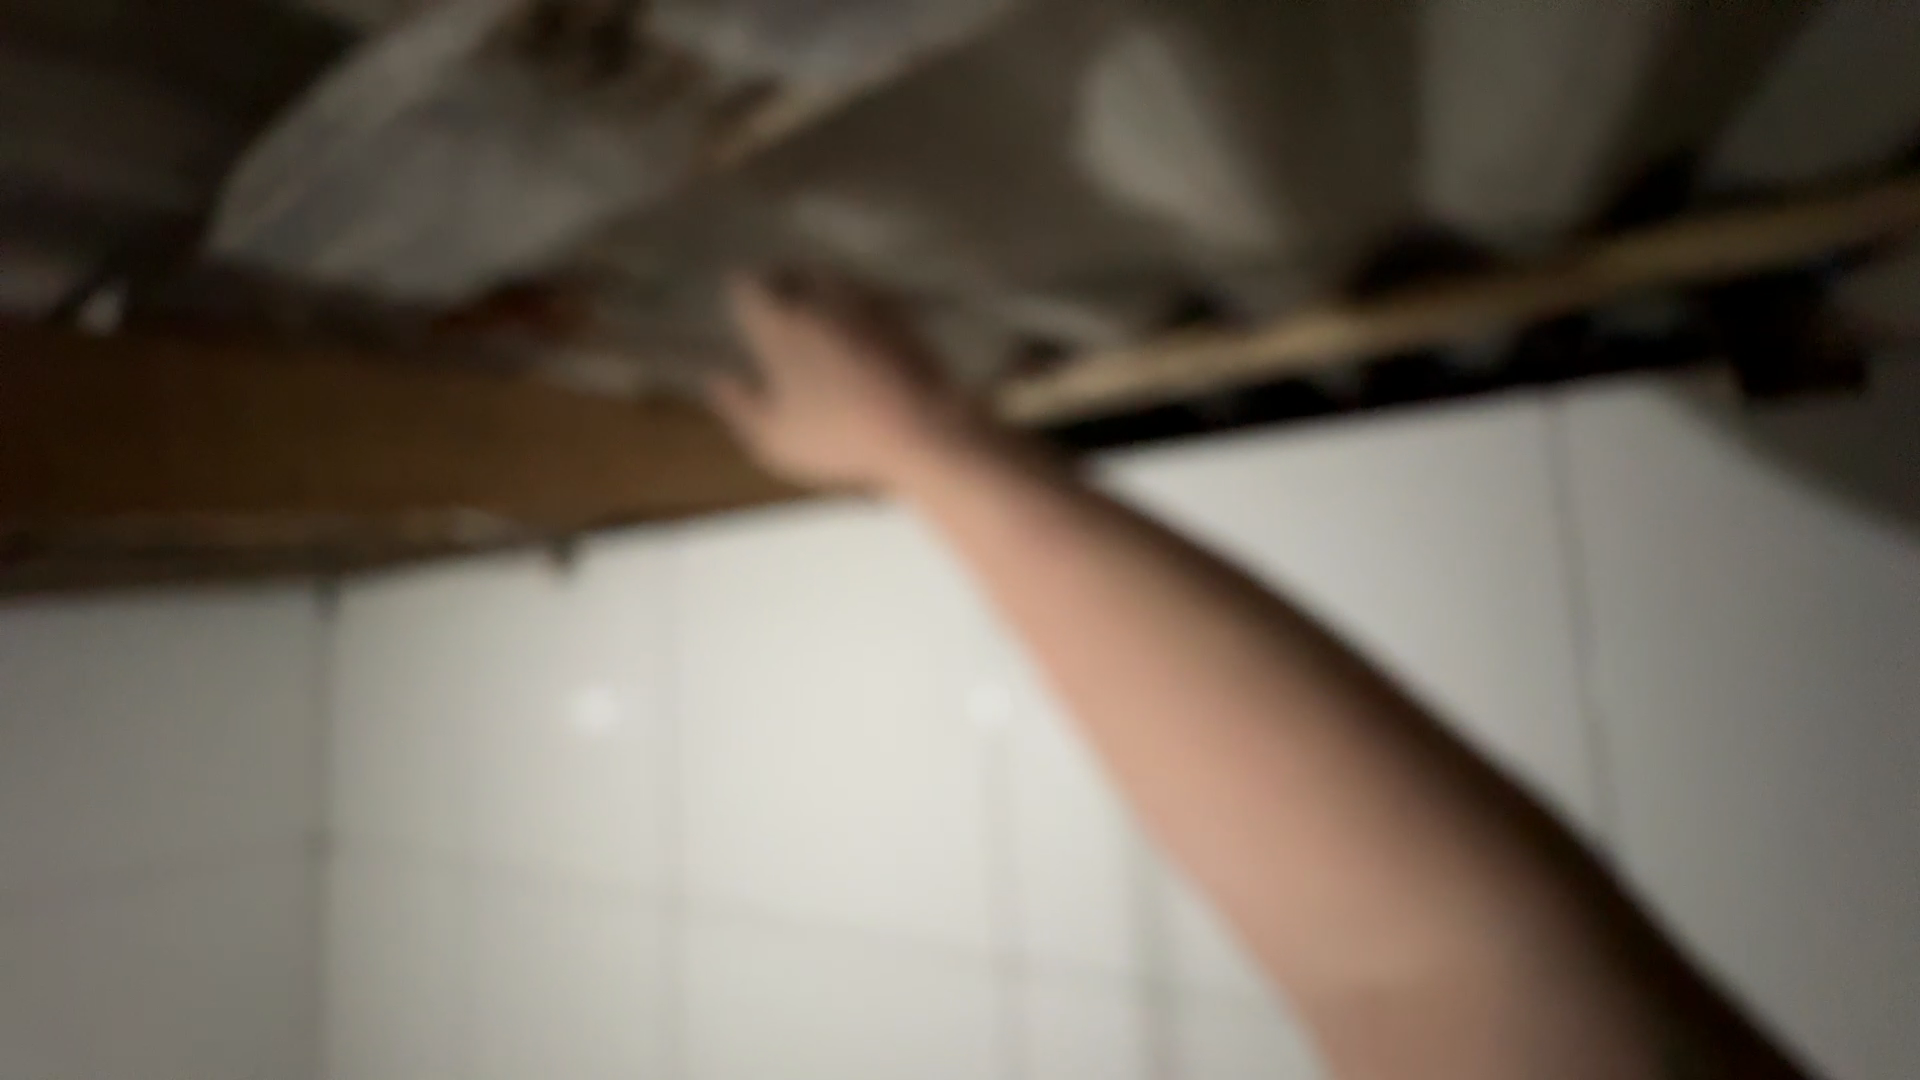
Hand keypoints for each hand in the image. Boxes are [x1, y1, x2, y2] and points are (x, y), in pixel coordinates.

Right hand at [709, 270, 988, 491]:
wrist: (923, 431)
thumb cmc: (840, 438)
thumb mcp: (775, 438)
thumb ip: (738, 405)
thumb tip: (713, 378)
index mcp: (781, 322)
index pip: (747, 284)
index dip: (742, 295)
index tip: (742, 310)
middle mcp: (820, 300)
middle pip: (793, 272)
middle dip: (783, 284)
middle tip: (780, 309)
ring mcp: (865, 302)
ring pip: (834, 280)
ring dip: (822, 291)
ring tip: (820, 317)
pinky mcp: (902, 315)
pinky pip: (870, 298)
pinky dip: (859, 307)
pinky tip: (861, 332)